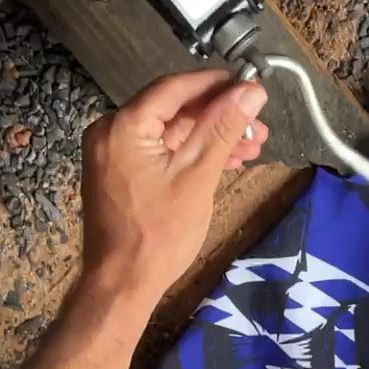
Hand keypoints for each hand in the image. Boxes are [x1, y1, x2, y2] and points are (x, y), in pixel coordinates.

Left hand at [81, 70, 269, 303]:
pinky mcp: (120, 173)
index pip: (175, 88)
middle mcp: (111, 132)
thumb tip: (251, 91)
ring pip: (170, 132)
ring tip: (250, 148)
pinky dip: (190, 154)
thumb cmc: (158, 235)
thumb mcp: (198, 176)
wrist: (123, 284)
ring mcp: (113, 153)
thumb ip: (223, 128)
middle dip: (219, 116)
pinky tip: (224, 161)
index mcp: (124, 126)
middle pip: (174, 109)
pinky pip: (160, 151)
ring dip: (210, 136)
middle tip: (257, 127)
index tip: (250, 85)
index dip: (216, 84)